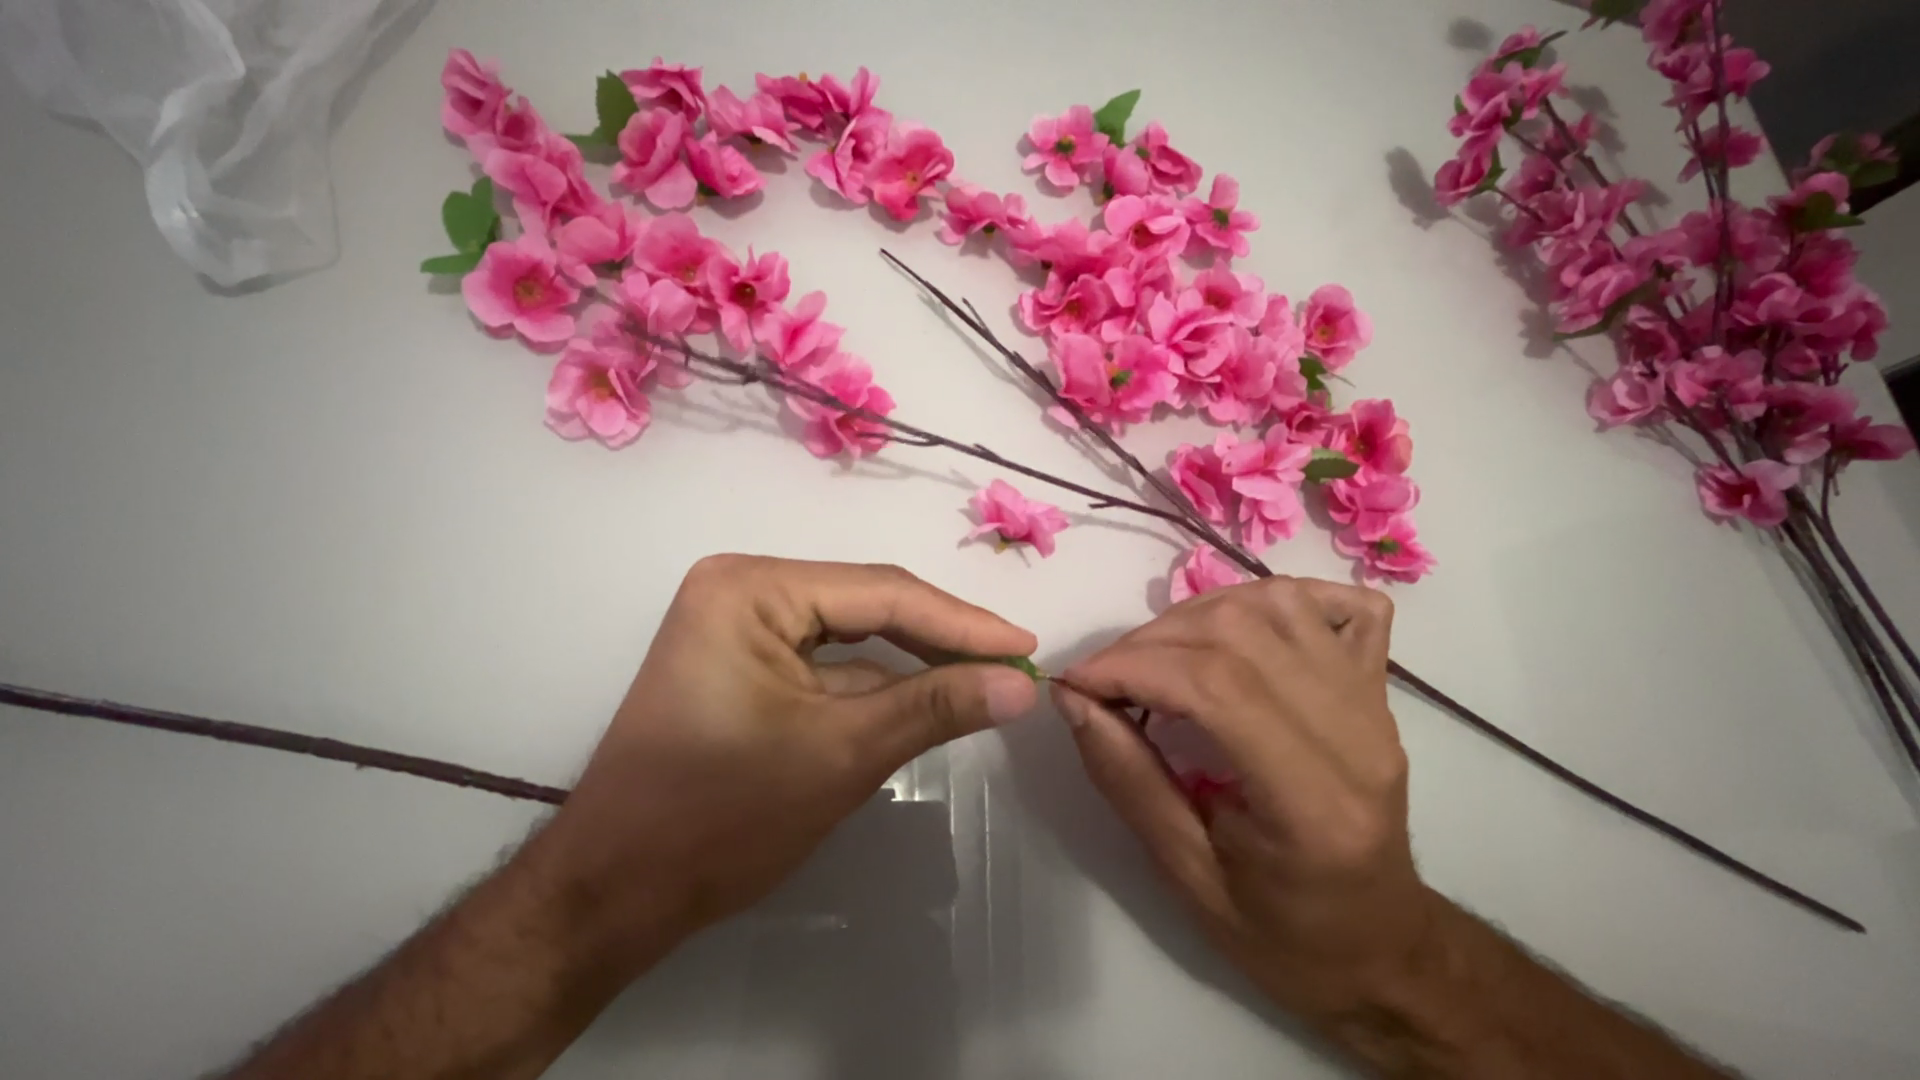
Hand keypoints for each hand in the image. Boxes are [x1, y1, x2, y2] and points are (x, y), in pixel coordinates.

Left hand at [537, 554, 1038, 965]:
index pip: (881, 594)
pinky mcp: (741, 663)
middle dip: (940, 640)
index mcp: (752, 588)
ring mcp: (737, 626)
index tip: (1028, 648)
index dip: (962, 624)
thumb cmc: (722, 816)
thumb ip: (936, 707)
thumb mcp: (843, 754)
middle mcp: (741, 588)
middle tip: (1012, 664)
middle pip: (867, 605)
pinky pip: (825, 663)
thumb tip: (1022, 684)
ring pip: (850, 635)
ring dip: (913, 662)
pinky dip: (876, 683)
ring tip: (985, 679)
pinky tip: (926, 697)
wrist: (618, 890)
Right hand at [1053, 576, 1433, 1022]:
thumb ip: (1129, 781)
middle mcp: (1357, 737)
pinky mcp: (1381, 691)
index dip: (1132, 666)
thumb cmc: (1283, 934)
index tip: (1077, 682)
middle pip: (1243, 632)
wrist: (1382, 948)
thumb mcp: (1187, 876)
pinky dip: (1281, 596)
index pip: (1216, 686)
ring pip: (1282, 604)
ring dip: (1199, 612)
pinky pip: (1342, 606)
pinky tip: (1240, 627)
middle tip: (1107, 678)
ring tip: (1159, 656)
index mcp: (1312, 803)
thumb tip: (1074, 699)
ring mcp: (1377, 705)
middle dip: (1151, 640)